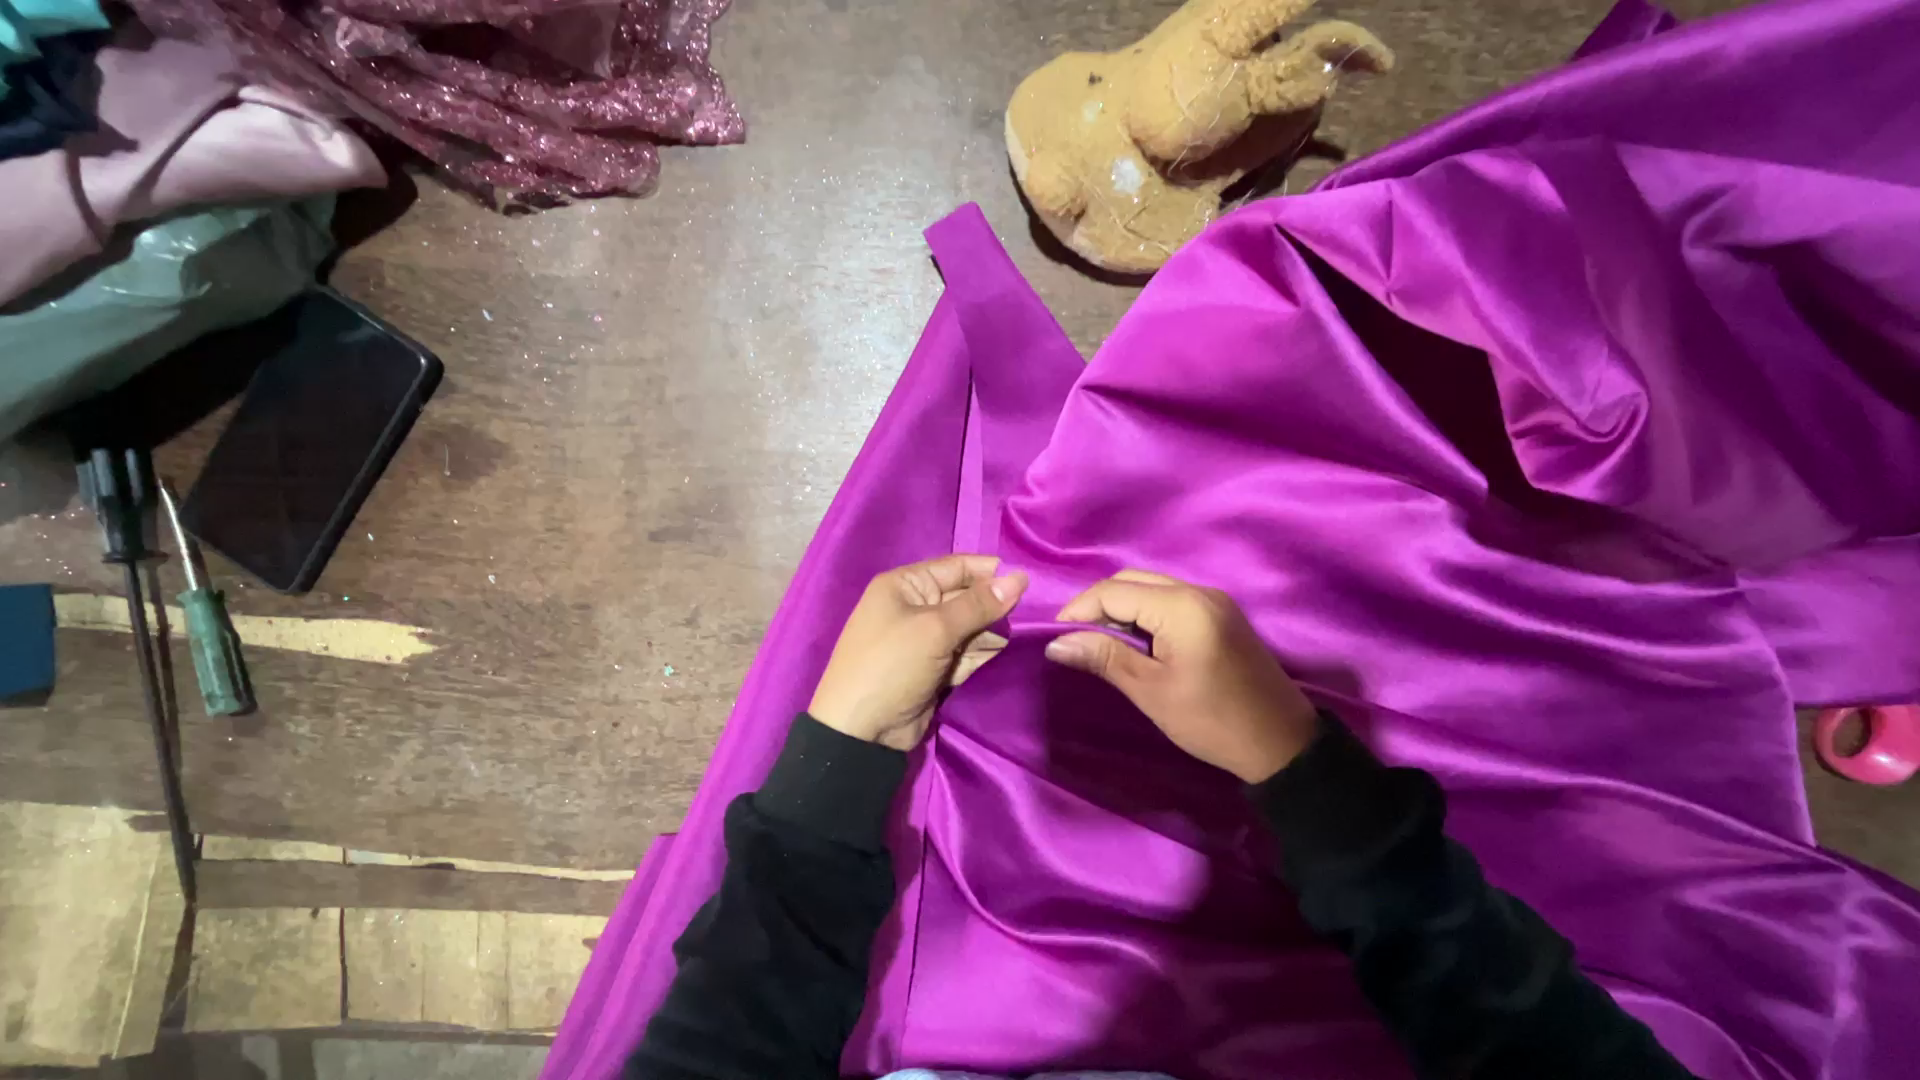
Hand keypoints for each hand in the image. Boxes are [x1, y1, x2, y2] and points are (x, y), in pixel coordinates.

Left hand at [809, 554, 1028, 750]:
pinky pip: (965, 652)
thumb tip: (1020, 578)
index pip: (955, 567)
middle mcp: (915, 606)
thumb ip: (979, 604)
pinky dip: (980, 653)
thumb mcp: (936, 629)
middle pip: (965, 596)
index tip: (1029, 578)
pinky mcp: (935, 667)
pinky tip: (998, 652)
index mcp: (905, 585)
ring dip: (991, 631)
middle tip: (1032, 611)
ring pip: (970, 626)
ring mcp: (925, 639)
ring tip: (1017, 634)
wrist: (862, 731)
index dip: (991, 571)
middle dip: (994, 604)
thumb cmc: (893, 664)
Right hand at [1044, 570, 1317, 782]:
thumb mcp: (1151, 691)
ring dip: (1120, 609)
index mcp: (1182, 607)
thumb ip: (1103, 657)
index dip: (1078, 610)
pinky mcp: (1220, 613)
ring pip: (1150, 588)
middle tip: (1075, 641)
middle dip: (1097, 606)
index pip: (1112, 591)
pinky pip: (1170, 599)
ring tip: (1100, 644)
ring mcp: (1213, 600)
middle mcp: (1198, 591)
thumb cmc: (1211, 721)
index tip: (1055, 638)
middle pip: (1131, 581)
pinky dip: (1145, 614)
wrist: (1281, 743)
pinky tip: (1135, 643)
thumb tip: (1056, 643)